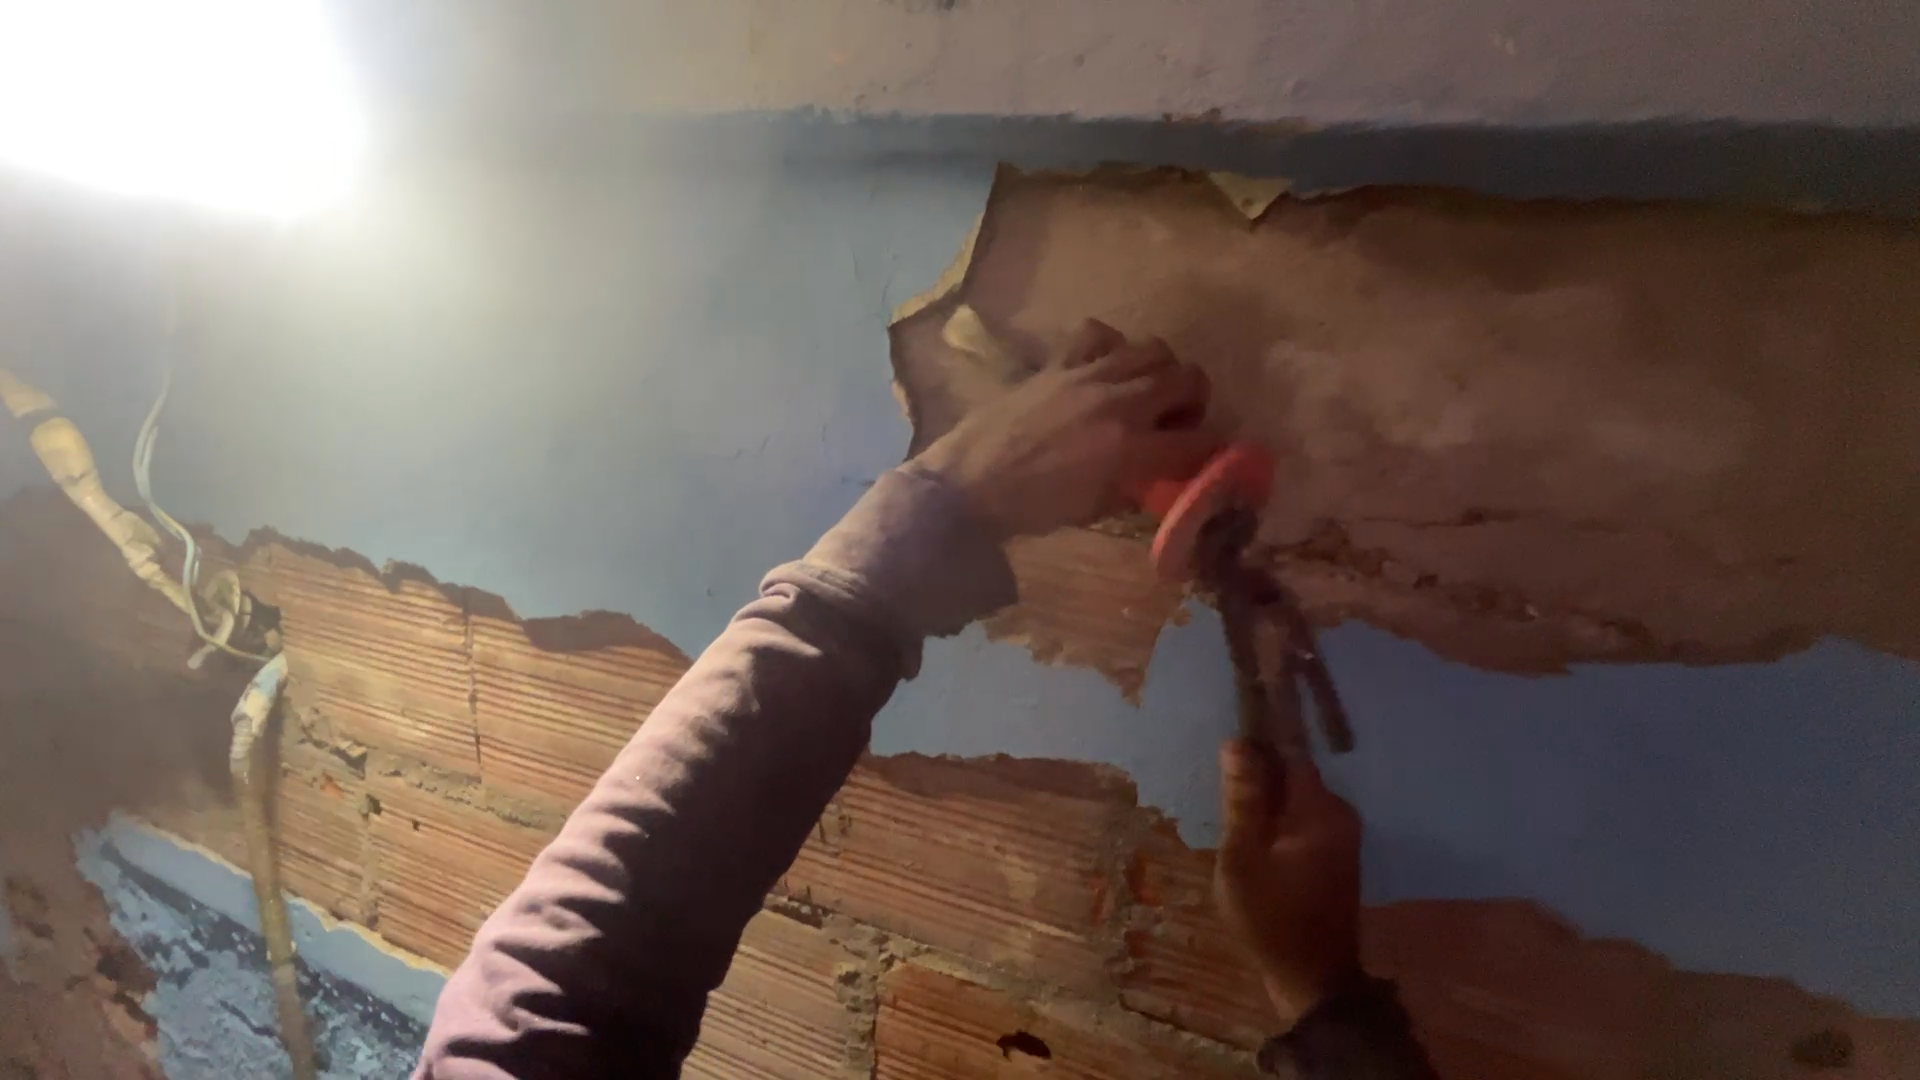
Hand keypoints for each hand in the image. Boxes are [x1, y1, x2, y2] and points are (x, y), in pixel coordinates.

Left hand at [912, 319, 1212, 539]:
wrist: (968, 485)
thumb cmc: (1030, 508)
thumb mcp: (1093, 509)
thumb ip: (1134, 486)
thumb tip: (1156, 474)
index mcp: (1129, 449)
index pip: (1198, 440)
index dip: (1211, 449)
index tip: (1205, 455)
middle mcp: (1117, 403)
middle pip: (1187, 378)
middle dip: (1194, 401)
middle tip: (1176, 420)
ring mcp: (1086, 376)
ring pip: (1153, 348)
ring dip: (1161, 369)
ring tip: (1144, 390)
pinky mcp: (1056, 363)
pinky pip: (1098, 333)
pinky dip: (1110, 346)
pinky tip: (1102, 367)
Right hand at [1213, 740, 1364, 1027]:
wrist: (1313, 980)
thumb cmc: (1271, 916)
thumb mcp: (1243, 856)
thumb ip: (1241, 798)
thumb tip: (1236, 742)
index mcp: (1321, 811)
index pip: (1290, 749)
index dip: (1261, 730)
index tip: (1234, 710)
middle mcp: (1339, 814)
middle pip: (1291, 770)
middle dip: (1256, 767)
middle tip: (1217, 773)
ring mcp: (1341, 834)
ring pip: (1294, 793)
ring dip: (1264, 792)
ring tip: (1227, 800)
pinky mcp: (1335, 851)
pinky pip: (1301, 813)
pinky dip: (1276, 812)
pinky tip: (1250, 827)